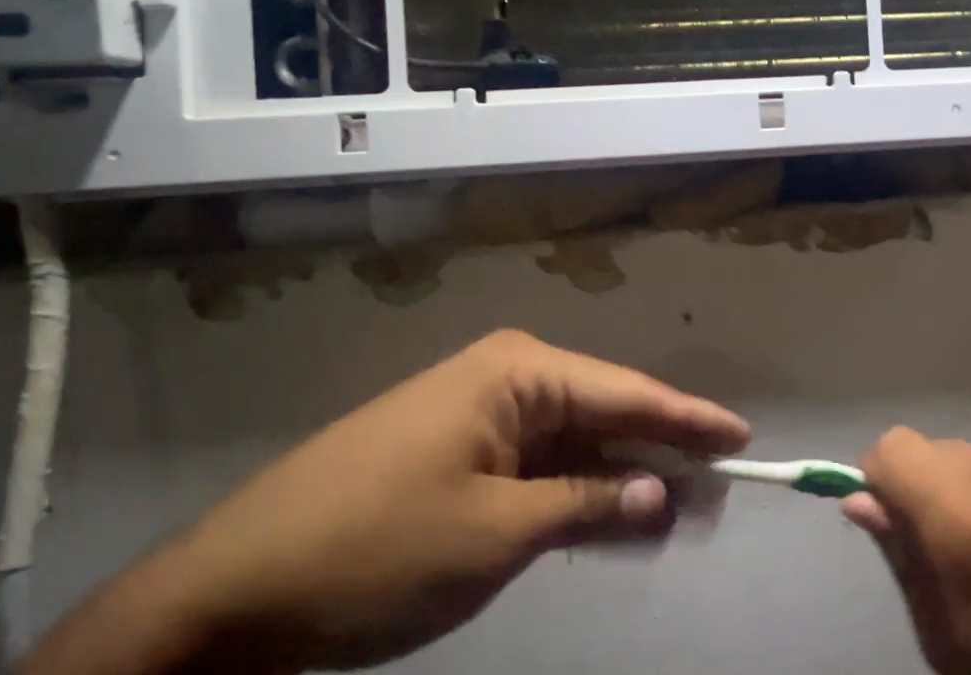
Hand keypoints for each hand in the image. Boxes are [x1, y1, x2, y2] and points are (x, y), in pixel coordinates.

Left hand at [21, 331, 749, 674]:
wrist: (227, 597)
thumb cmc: (377, 547)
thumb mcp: (498, 533)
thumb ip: (592, 506)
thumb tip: (666, 495)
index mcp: (518, 373)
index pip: (628, 393)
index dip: (690, 420)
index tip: (743, 440)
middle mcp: (502, 380)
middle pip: (604, 414)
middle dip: (660, 454)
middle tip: (717, 488)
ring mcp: (475, 417)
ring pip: (573, 444)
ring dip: (620, 480)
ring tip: (678, 511)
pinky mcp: (453, 455)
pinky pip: (537, 467)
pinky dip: (576, 494)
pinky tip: (611, 519)